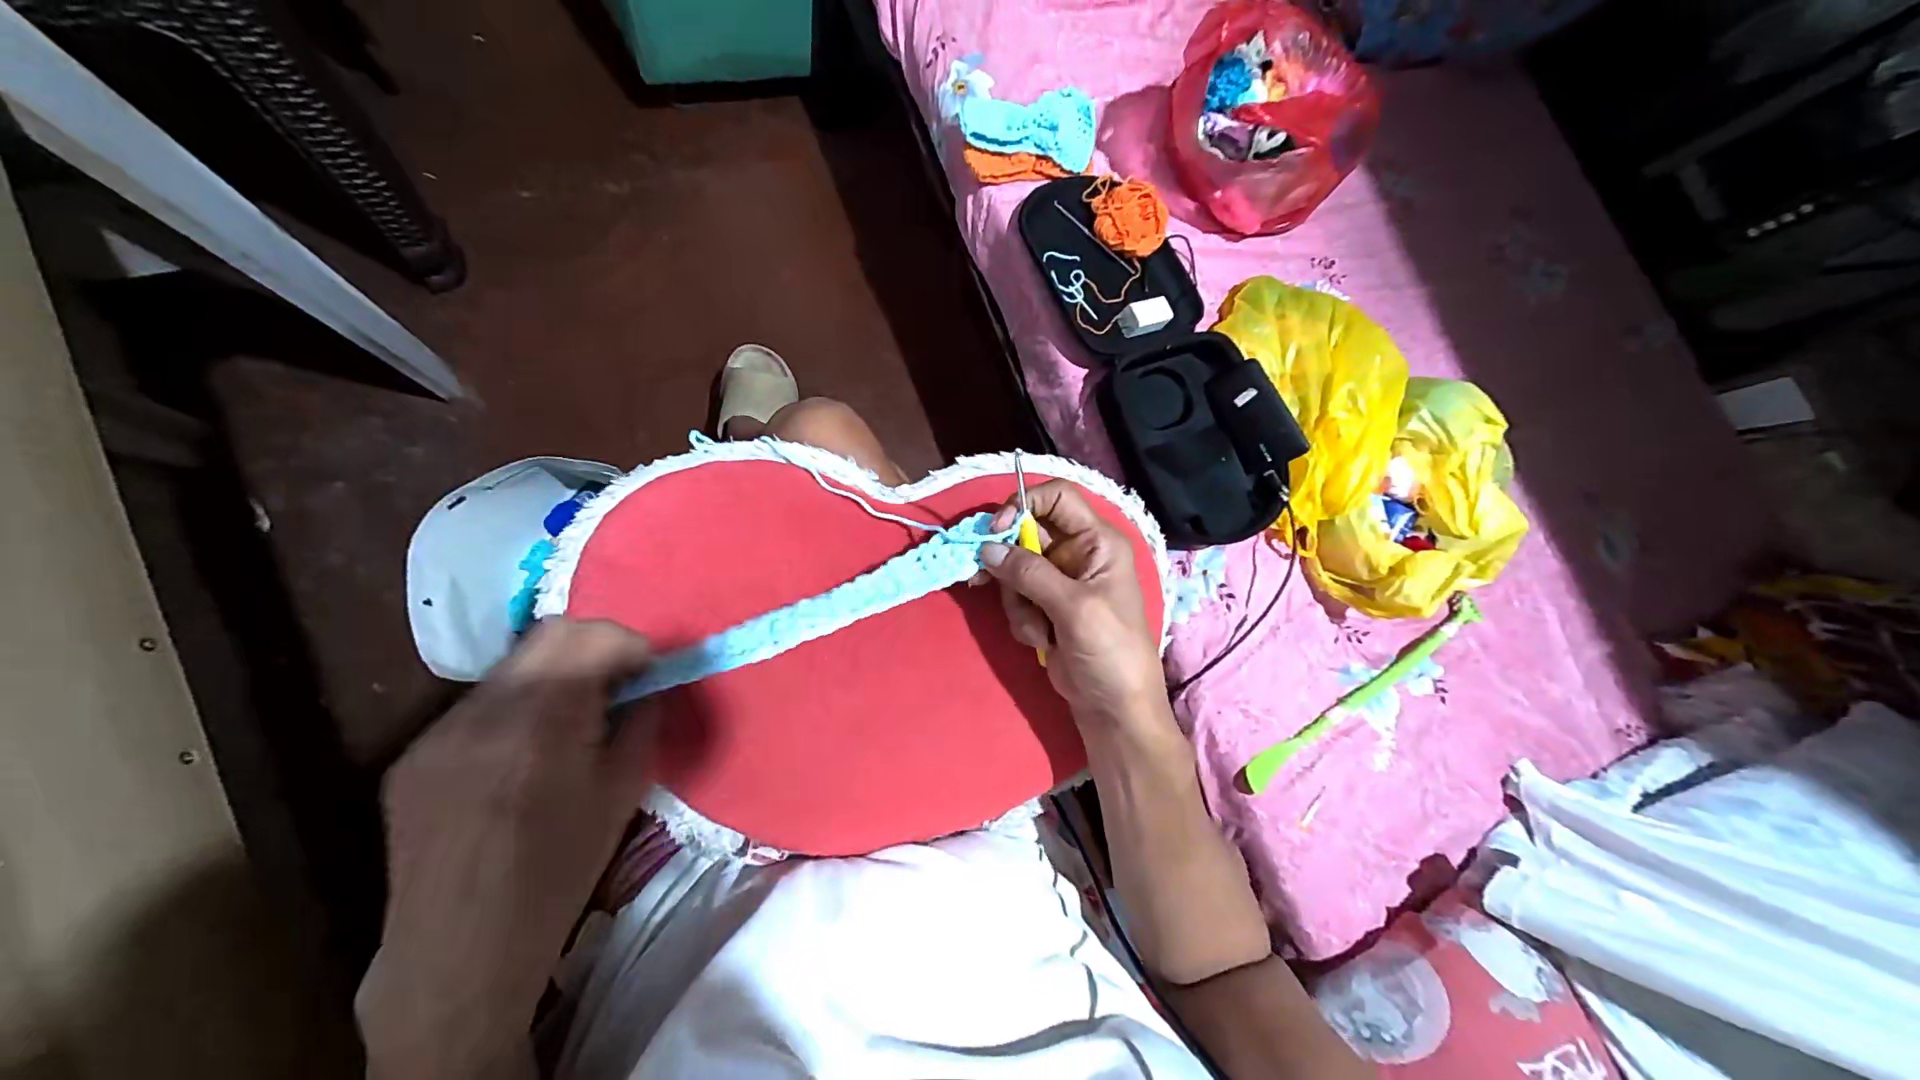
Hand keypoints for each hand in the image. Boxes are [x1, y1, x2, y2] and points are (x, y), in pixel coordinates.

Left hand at [356, 619, 657, 1079]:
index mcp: (540, 721)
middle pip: (547, 636)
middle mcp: (481, 712)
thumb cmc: (559, 871)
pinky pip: (478, 708)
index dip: (629, 642)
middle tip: (619, 682)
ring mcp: (437, 731)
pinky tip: (522, 755)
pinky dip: (515, 710)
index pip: (588, 636)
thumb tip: (654, 686)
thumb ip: (642, 724)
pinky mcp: (412, 755)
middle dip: (594, 649)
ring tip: (571, 720)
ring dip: (553, 678)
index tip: (649, 668)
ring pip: (511, 670)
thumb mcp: (623, 793)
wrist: (462, 949)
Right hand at [981, 480, 1165, 725]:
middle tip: (984, 580)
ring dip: (1017, 601)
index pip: (1058, 496)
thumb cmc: (1110, 651)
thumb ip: (1029, 573)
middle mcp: (1078, 554)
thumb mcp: (1074, 607)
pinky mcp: (1045, 607)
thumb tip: (986, 548)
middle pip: (1027, 534)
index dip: (1025, 504)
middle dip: (1009, 563)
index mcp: (1097, 542)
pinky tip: (1041, 641)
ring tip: (1040, 631)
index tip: (997, 529)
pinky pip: (1015, 597)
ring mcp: (1059, 582)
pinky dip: (1021, 619)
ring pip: (1014, 569)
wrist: (1115, 709)